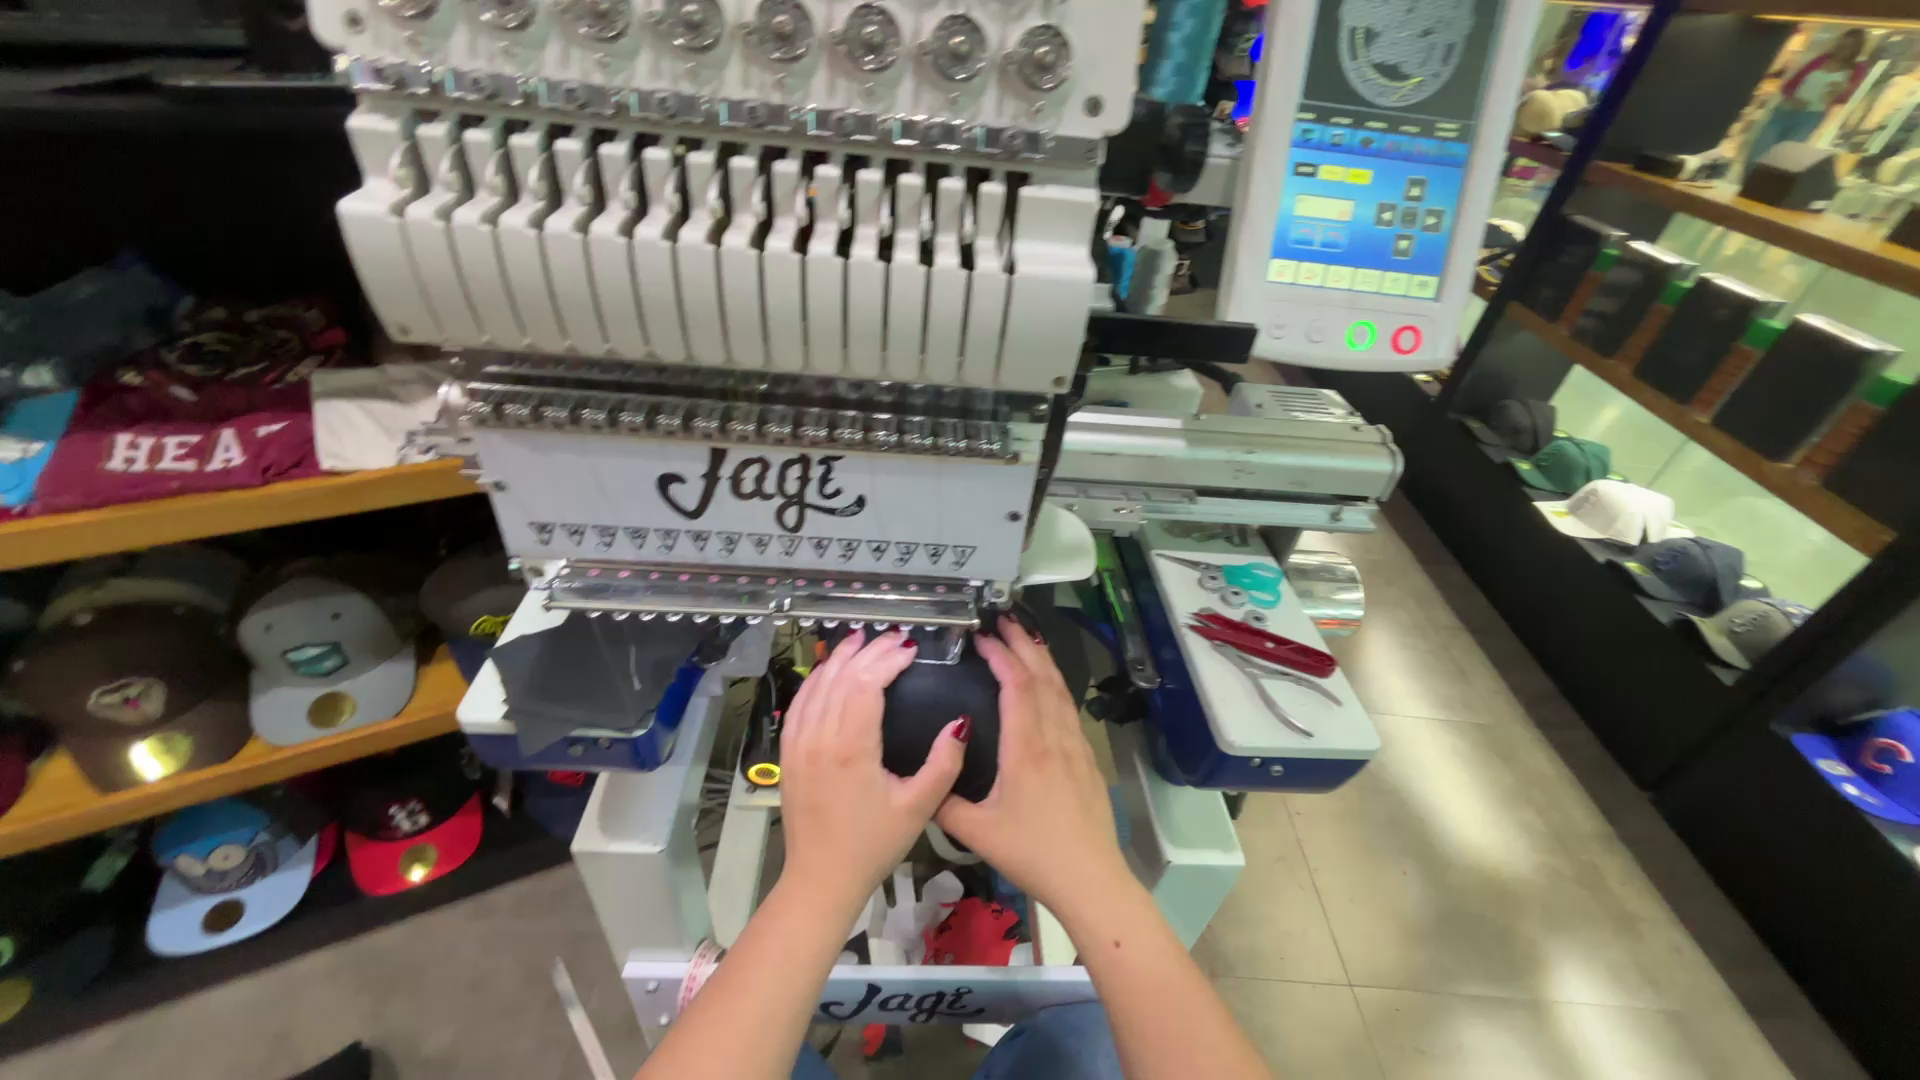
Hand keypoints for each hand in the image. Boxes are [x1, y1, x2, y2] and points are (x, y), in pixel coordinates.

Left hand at [778, 629, 968, 915]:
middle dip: (869, 653)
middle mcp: (819, 738)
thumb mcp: (919, 807)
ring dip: (840, 660)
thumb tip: (960, 723)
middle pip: (842, 678)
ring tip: (862, 641)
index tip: (911, 648)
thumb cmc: (873, 845)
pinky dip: (816, 680)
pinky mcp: (789, 753)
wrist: (822, 877)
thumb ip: (943, 763)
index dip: (889, 660)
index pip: (866, 684)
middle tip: (895, 638)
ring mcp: (798, 744)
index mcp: (851, 749)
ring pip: (817, 686)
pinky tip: (829, 671)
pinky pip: (799, 704)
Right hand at [935, 617, 1133, 919]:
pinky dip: (1056, 684)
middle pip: (1043, 677)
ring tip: (1025, 639)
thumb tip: (921, 777)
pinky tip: (1048, 686)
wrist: (1091, 877)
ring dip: (1042, 660)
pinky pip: (1069, 708)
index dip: (1001, 655)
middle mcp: (1054, 738)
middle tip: (1004, 620)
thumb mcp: (978, 832)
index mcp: (1027, 749)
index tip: (982, 636)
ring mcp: (1076, 746)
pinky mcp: (1087, 759)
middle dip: (1023, 644)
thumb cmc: (1033, 853)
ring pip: (1060, 690)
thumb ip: (944, 801)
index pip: (1017, 686)